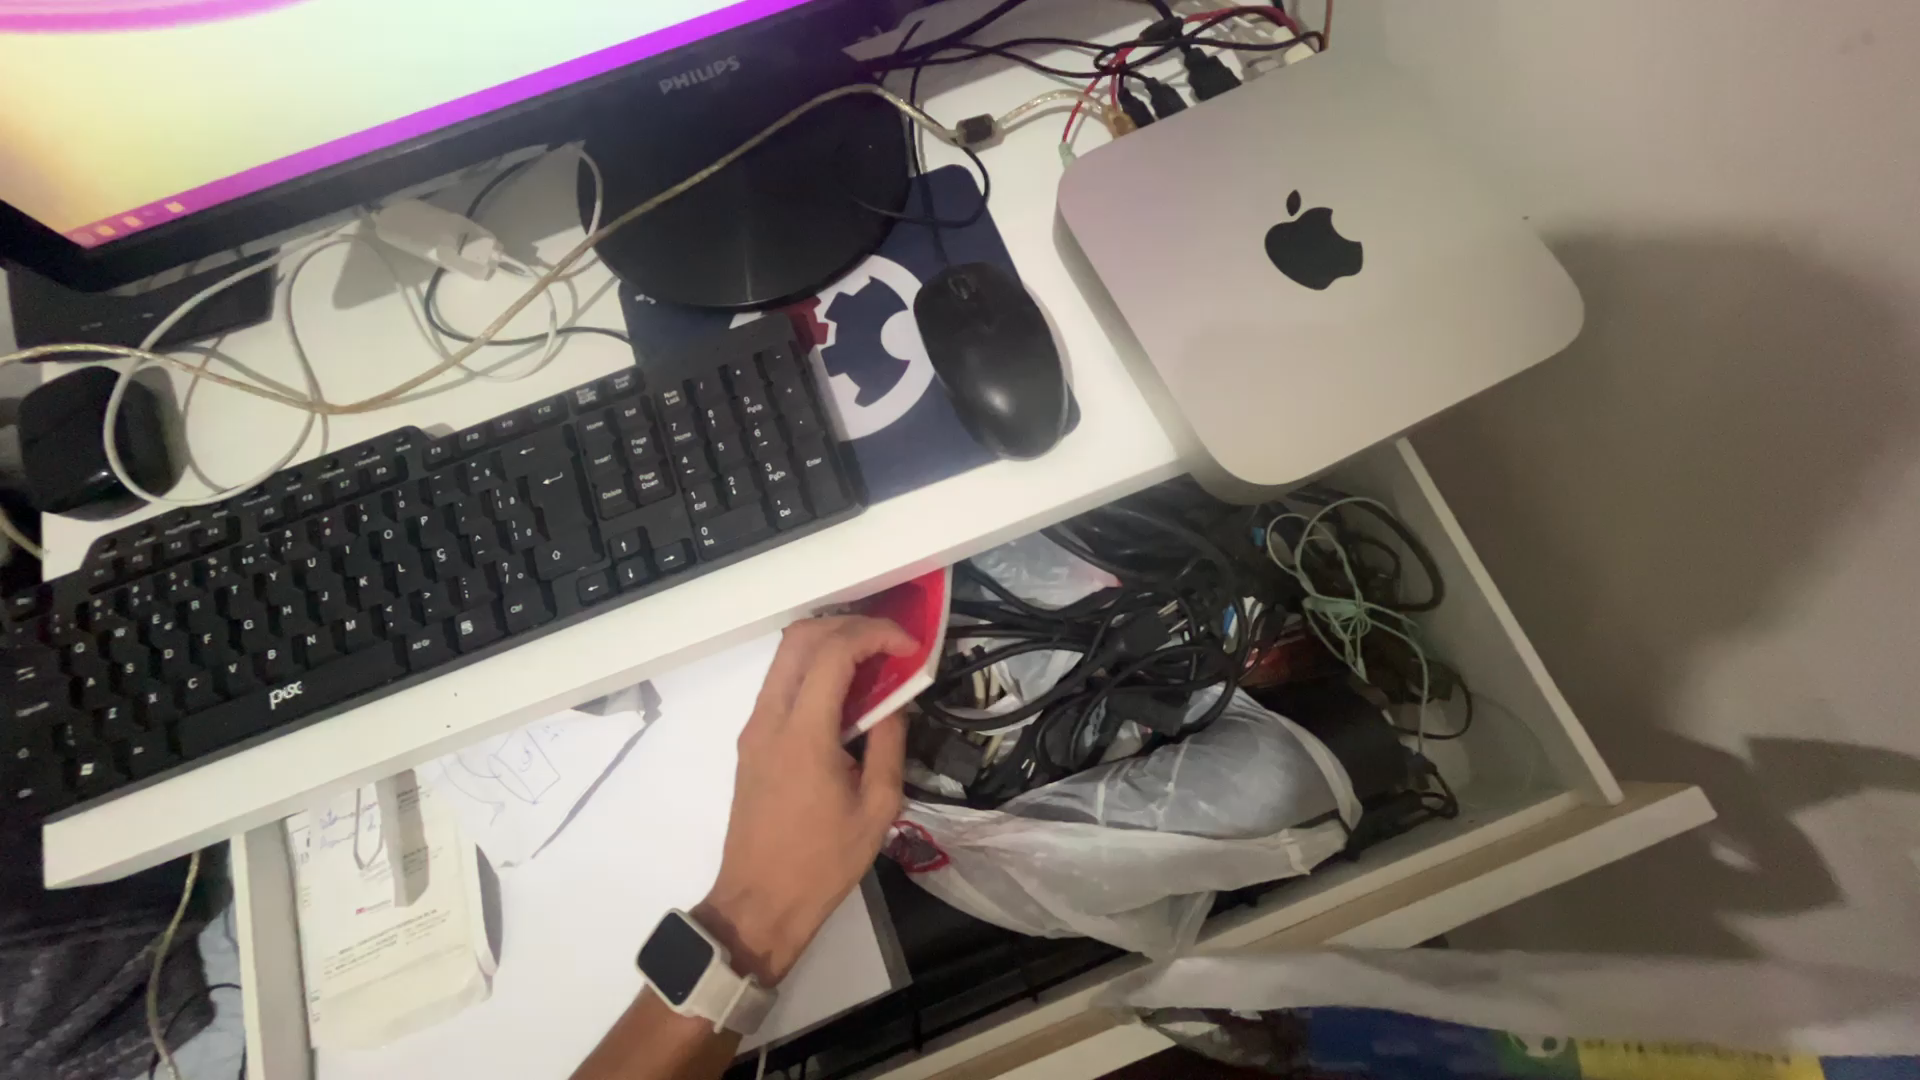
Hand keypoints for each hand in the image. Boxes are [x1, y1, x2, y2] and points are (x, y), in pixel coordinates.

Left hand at [694, 616, 915, 986]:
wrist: (758, 903)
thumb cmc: (822, 862)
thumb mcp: (877, 808)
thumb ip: (888, 744)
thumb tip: (895, 703)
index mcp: (803, 734)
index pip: (834, 653)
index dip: (875, 634)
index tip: (908, 647)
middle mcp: (770, 718)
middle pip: (800, 638)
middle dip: (849, 624)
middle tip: (888, 641)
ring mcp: (754, 727)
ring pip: (786, 655)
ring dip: (829, 642)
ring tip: (873, 658)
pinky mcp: (751, 740)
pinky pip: (781, 682)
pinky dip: (814, 668)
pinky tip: (847, 690)